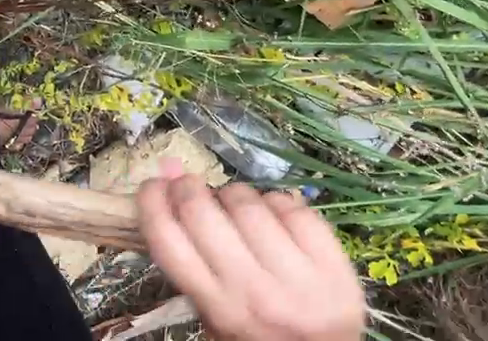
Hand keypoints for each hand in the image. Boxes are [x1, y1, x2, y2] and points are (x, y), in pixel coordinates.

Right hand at [138, 171, 364, 340]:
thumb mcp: (212, 304)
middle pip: (200, 211)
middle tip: (191, 188)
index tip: (153, 186)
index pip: (165, 238)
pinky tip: (276, 221)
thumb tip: (167, 165)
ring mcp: (299, 282)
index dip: (151, 199)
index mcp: (217, 307)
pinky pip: (292, 208)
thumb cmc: (256, 334)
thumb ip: (188, 245)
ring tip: (237, 211)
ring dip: (233, 196)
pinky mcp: (335, 270)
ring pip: (246, 202)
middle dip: (188, 187)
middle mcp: (254, 294)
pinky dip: (277, 204)